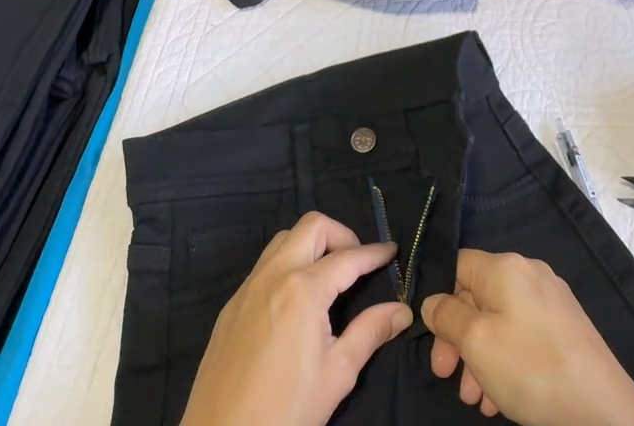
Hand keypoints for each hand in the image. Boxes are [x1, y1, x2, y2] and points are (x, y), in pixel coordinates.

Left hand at [181, 211, 412, 425]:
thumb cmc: (287, 408)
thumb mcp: (338, 372)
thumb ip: (370, 332)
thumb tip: (402, 310)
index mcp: (303, 290)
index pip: (348, 257)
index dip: (375, 253)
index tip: (392, 250)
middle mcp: (274, 275)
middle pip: (311, 226)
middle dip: (341, 234)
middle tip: (358, 262)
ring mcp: (248, 287)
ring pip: (283, 240)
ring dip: (311, 244)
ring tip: (329, 275)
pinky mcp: (231, 304)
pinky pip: (264, 265)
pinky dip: (287, 263)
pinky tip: (297, 298)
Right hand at [421, 250, 633, 425]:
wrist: (601, 411)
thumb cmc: (530, 368)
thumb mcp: (476, 341)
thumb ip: (446, 316)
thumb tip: (433, 302)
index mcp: (507, 267)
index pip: (458, 265)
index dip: (440, 298)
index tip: (432, 337)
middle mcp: (530, 275)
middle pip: (477, 298)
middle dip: (457, 339)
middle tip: (445, 375)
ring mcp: (551, 303)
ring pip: (499, 323)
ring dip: (479, 359)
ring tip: (476, 400)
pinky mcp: (565, 330)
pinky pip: (521, 337)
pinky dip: (505, 363)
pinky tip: (499, 399)